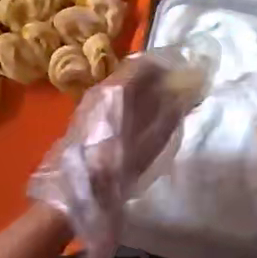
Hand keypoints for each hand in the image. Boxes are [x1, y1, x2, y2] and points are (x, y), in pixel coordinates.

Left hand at [29, 48, 206, 257]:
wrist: (69, 195)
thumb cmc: (113, 170)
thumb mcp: (149, 144)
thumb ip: (170, 113)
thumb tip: (188, 88)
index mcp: (115, 90)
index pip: (145, 62)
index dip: (169, 65)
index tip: (188, 74)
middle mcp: (98, 90)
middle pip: (132, 75)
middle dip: (158, 80)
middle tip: (180, 93)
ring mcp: (87, 105)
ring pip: (121, 89)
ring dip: (143, 94)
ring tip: (164, 109)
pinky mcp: (81, 120)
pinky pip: (111, 103)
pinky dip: (129, 106)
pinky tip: (140, 123)